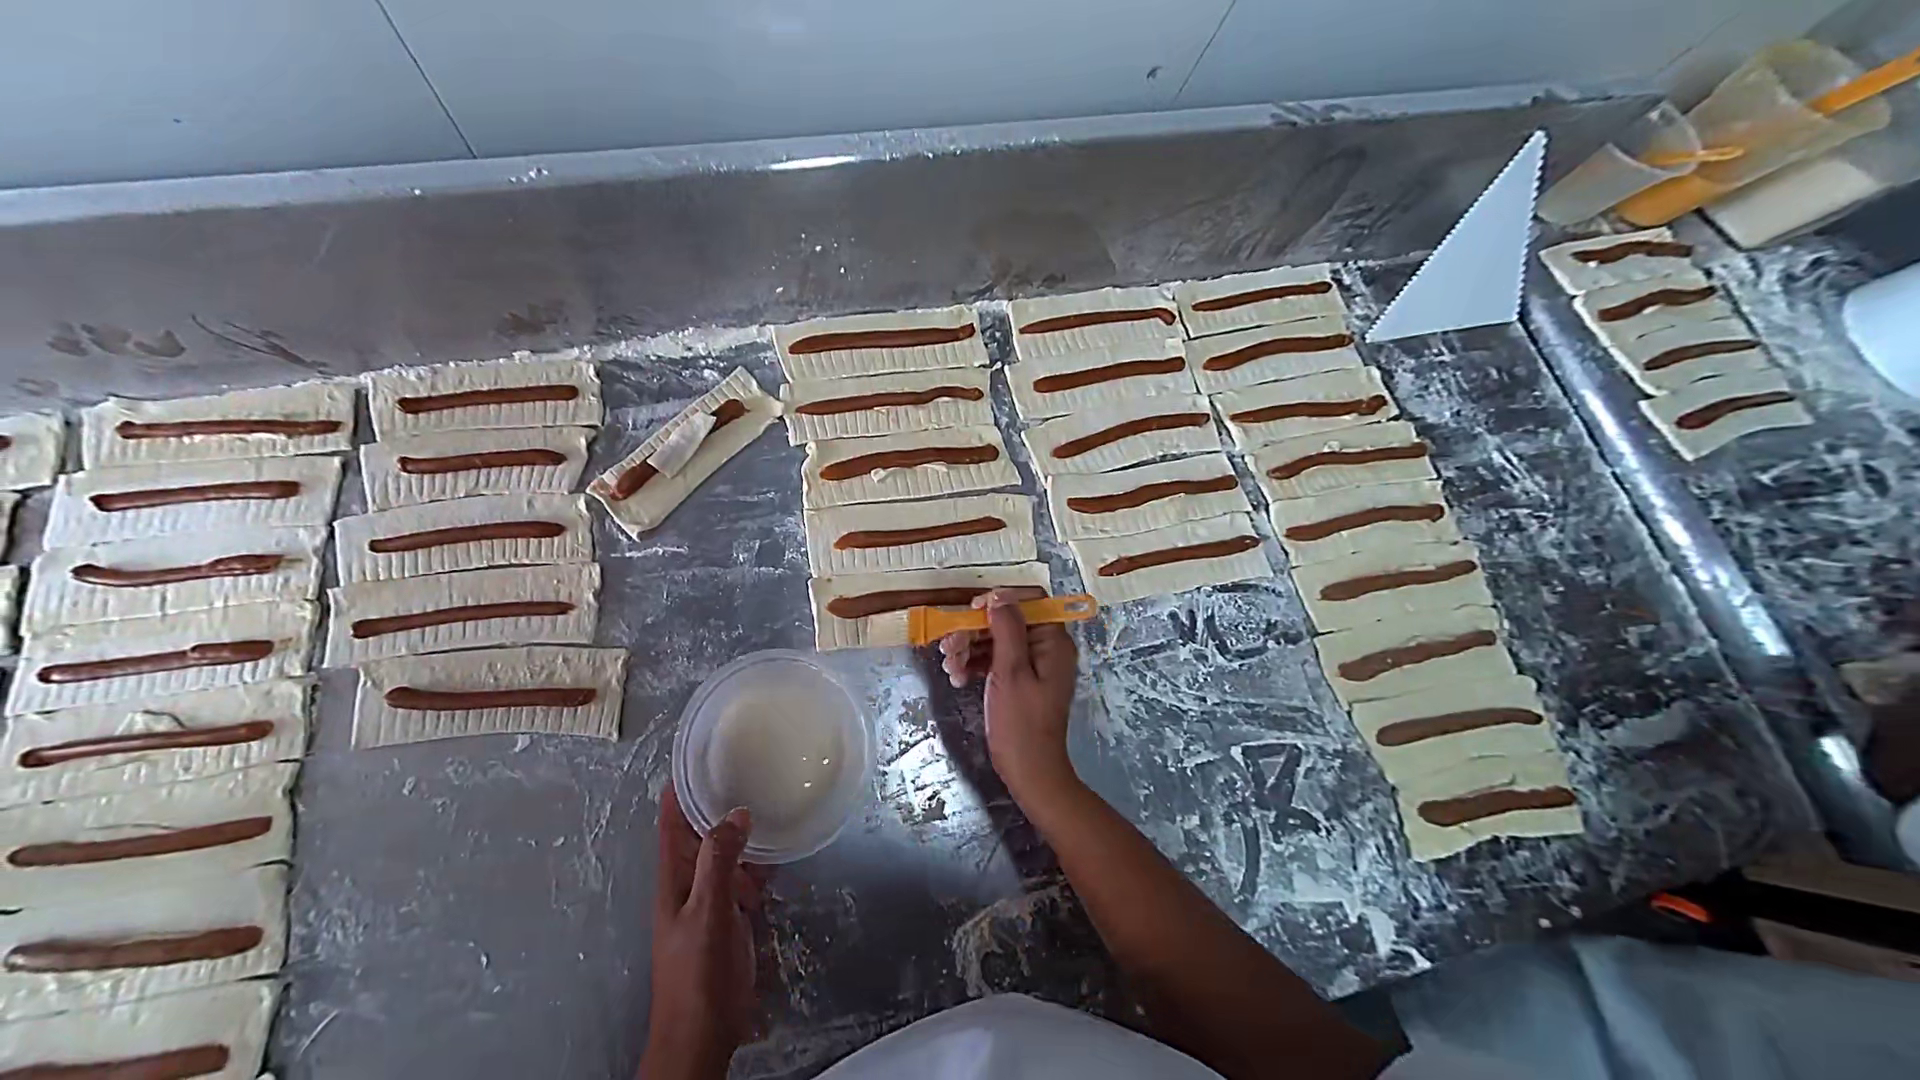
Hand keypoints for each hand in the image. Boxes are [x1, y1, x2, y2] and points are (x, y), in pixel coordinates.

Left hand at [639, 785, 761, 1079]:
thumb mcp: (708, 911)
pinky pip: (749, 869)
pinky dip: (763, 851)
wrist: (704, 1031)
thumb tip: (736, 811)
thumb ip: (720, 861)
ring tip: (771, 786)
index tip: (702, 749)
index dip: (680, 782)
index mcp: (675, 871)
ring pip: (729, 844)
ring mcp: (715, 891)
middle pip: (702, 823)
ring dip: (744, 821)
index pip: (672, 816)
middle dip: (719, 793)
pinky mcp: (736, 908)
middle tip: (749, 758)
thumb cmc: (698, 972)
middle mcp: (693, 873)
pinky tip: (784, 838)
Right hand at [938, 588, 1079, 801]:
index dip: (1000, 600)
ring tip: (949, 666)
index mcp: (1053, 641)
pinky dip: (975, 664)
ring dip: (969, 648)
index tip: (972, 612)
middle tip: (949, 646)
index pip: (1031, 601)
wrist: (1029, 772)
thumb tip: (999, 594)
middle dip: (975, 630)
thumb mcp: (1010, 671)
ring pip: (997, 640)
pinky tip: (957, 678)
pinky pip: (996, 660)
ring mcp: (1033, 665)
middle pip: (1008, 620)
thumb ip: (1006, 629)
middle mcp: (1046, 648)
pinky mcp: (1020, 681)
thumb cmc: (1021, 723)